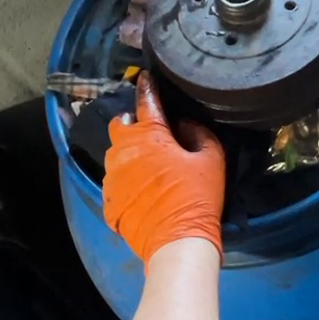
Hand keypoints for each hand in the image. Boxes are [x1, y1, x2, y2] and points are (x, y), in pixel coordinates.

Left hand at [104, 74, 225, 261]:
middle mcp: (123, 150)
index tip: (145, 77)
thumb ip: (197, 132)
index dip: (147, 86)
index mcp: (149, 135)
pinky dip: (125, 178)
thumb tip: (183, 124)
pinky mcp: (108, 199)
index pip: (145, 101)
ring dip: (127, 152)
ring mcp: (112, 176)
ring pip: (115, 153)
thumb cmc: (196, 195)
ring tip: (145, 163)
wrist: (176, 242)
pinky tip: (140, 188)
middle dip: (130, 123)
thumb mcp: (210, 158)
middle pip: (119, 125)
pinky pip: (114, 180)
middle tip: (148, 132)